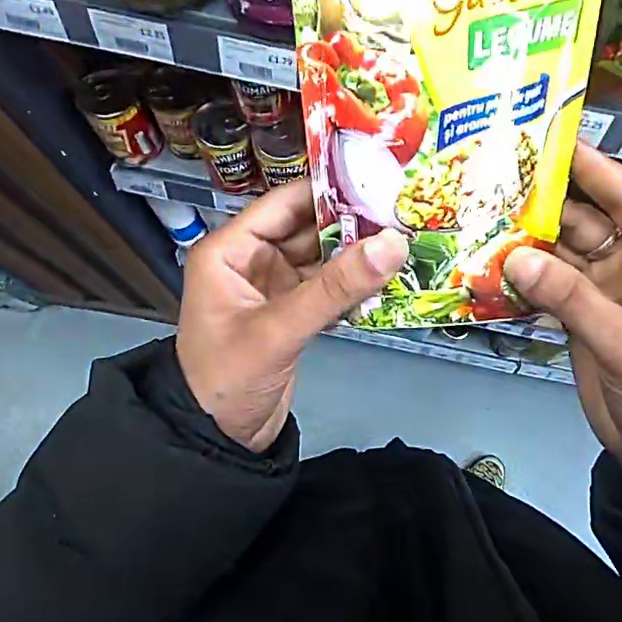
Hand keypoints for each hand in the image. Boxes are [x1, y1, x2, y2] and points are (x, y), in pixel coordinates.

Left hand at [178, 182, 407, 450]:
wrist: (216, 440)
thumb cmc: (227, 380)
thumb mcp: (279, 330)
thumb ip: (334, 288)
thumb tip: (392, 244)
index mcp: (230, 250)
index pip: (283, 204)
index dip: (328, 191)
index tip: (378, 181)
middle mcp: (251, 261)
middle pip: (308, 230)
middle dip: (352, 224)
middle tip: (404, 212)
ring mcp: (274, 288)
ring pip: (322, 260)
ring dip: (357, 257)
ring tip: (405, 244)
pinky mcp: (292, 314)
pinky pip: (327, 289)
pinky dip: (353, 287)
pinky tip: (387, 283)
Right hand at [505, 144, 621, 512]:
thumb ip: (571, 298)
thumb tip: (514, 256)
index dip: (595, 166)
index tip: (553, 137)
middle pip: (588, 218)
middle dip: (547, 199)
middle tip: (498, 174)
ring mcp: (606, 287)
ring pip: (562, 249)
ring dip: (527, 236)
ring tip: (482, 213)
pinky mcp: (581, 311)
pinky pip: (548, 280)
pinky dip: (522, 273)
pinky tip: (489, 260)